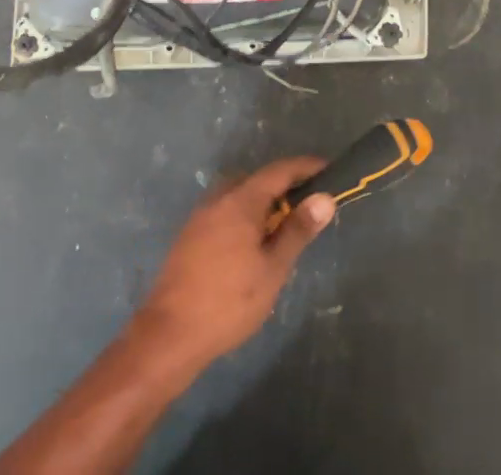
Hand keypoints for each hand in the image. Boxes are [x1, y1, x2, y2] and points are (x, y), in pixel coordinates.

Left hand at [129, 157, 336, 377]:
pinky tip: (253, 242)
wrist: (171, 332)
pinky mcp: (189, 236)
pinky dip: (244, 215)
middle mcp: (216, 201)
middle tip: (308, 203)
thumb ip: (297, 230)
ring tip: (284, 225)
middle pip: (254, 179)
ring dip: (261, 201)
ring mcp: (199, 218)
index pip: (277, 171)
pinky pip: (223, 212)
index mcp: (239, 202)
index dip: (304, 167)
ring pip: (236, 196)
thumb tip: (324, 198)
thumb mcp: (273, 268)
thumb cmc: (230, 301)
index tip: (329, 170)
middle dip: (282, 184)